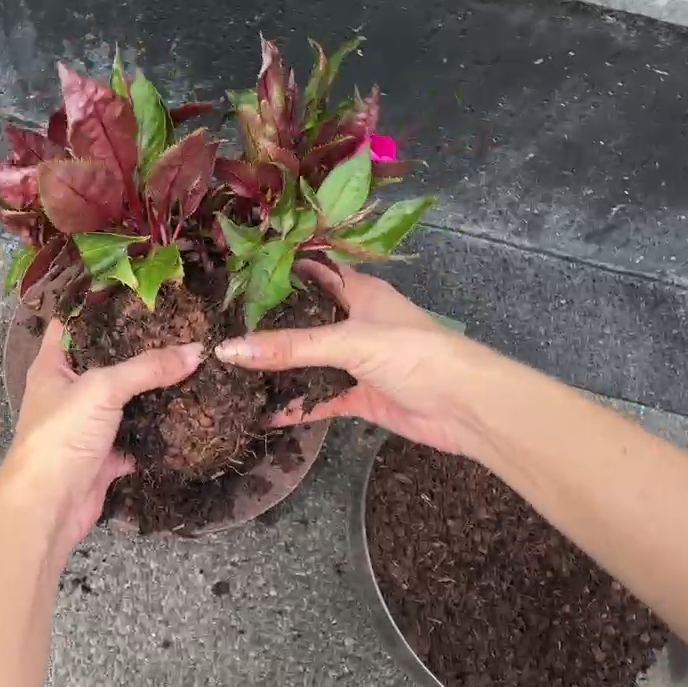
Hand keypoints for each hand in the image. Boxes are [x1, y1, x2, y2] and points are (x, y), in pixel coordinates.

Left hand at [0, 321, 202, 561]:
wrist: (48, 507)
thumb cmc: (61, 435)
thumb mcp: (103, 388)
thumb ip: (148, 368)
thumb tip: (196, 351)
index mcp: (52, 366)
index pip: (72, 325)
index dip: (98, 309)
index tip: (136, 297)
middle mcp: (66, 393)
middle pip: (105, 364)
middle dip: (137, 352)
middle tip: (177, 332)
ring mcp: (85, 427)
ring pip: (123, 403)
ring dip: (149, 393)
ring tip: (187, 368)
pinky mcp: (102, 458)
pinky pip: (134, 440)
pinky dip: (153, 434)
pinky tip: (182, 418)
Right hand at [214, 264, 494, 454]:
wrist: (469, 409)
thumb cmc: (416, 354)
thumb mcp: (348, 343)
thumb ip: (290, 347)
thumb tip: (228, 349)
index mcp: (357, 291)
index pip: (308, 273)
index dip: (273, 274)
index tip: (230, 281)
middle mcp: (353, 321)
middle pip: (302, 319)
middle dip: (266, 326)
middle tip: (218, 329)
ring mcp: (356, 360)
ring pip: (308, 361)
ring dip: (278, 368)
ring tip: (231, 371)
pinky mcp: (359, 395)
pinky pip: (318, 398)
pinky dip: (295, 406)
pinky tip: (262, 414)